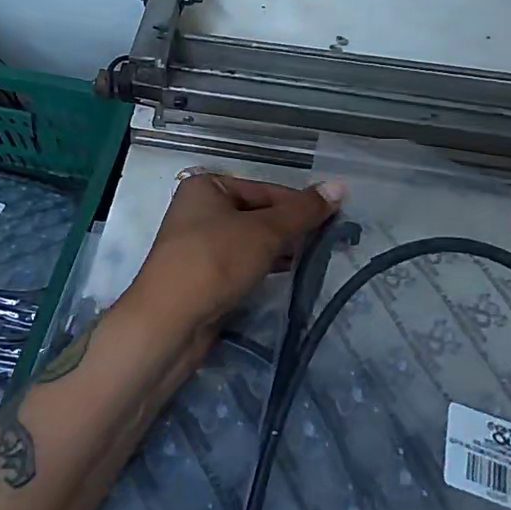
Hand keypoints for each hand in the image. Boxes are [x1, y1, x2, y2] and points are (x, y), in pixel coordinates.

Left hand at [125, 170, 341, 335]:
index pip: (266, 190)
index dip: (300, 205)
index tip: (333, 220)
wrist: (169, 323)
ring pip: (250, 240)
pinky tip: (288, 274)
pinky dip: (264, 266)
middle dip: (290, 228)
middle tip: (328, 241)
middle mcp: (199, 210)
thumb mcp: (265, 232)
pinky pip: (240, 263)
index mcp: (207, 187)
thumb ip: (303, 211)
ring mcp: (198, 245)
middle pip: (258, 214)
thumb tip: (341, 186)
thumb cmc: (214, 262)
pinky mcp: (202, 276)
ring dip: (280, 249)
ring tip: (314, 258)